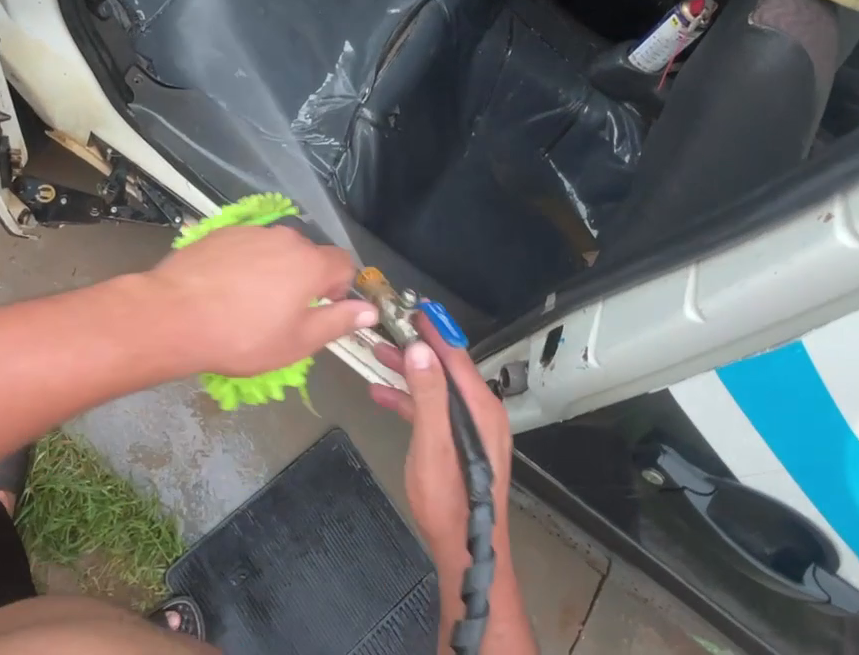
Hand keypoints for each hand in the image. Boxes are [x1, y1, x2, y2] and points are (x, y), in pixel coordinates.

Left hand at [142, 225, 371, 376]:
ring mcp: (249, 231)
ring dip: (273, 271)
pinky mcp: (220, 233)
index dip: (339, 287)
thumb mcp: (297, 342)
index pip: (344, 262)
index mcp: (310, 263)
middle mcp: (284, 238)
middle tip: (282, 314)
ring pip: (275, 250)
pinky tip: (224, 291)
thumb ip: (338, 321)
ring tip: (248, 304)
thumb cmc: (242, 336)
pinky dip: (244, 265)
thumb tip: (369, 309)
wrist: (173, 315)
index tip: (322, 309)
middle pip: (308, 255)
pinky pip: (246, 247)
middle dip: (304, 280)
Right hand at [369, 317, 512, 574]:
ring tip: (377, 356)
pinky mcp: (460, 443)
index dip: (433, 329)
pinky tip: (382, 395)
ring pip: (436, 387)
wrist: (464, 549)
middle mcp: (480, 412)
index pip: (455, 355)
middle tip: (386, 329)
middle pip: (445, 368)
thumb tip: (420, 349)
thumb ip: (428, 395)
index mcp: (480, 408)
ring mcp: (471, 429)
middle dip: (415, 348)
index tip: (411, 308)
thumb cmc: (448, 499)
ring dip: (408, 372)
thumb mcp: (433, 443)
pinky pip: (433, 410)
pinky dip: (409, 400)